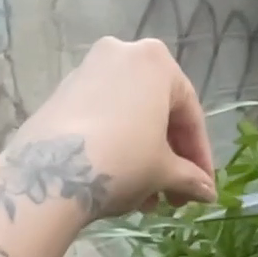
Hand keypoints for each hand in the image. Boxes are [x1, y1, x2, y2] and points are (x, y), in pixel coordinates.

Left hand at [10, 37, 217, 220]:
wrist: (49, 174)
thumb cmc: (122, 161)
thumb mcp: (163, 172)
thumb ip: (190, 178)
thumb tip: (208, 193)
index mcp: (156, 61)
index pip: (190, 115)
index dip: (200, 157)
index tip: (204, 188)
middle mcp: (121, 55)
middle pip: (157, 114)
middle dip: (169, 160)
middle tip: (174, 198)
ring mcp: (86, 72)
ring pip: (128, 119)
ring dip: (143, 159)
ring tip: (146, 201)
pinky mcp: (60, 95)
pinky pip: (101, 120)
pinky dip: (116, 148)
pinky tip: (118, 184)